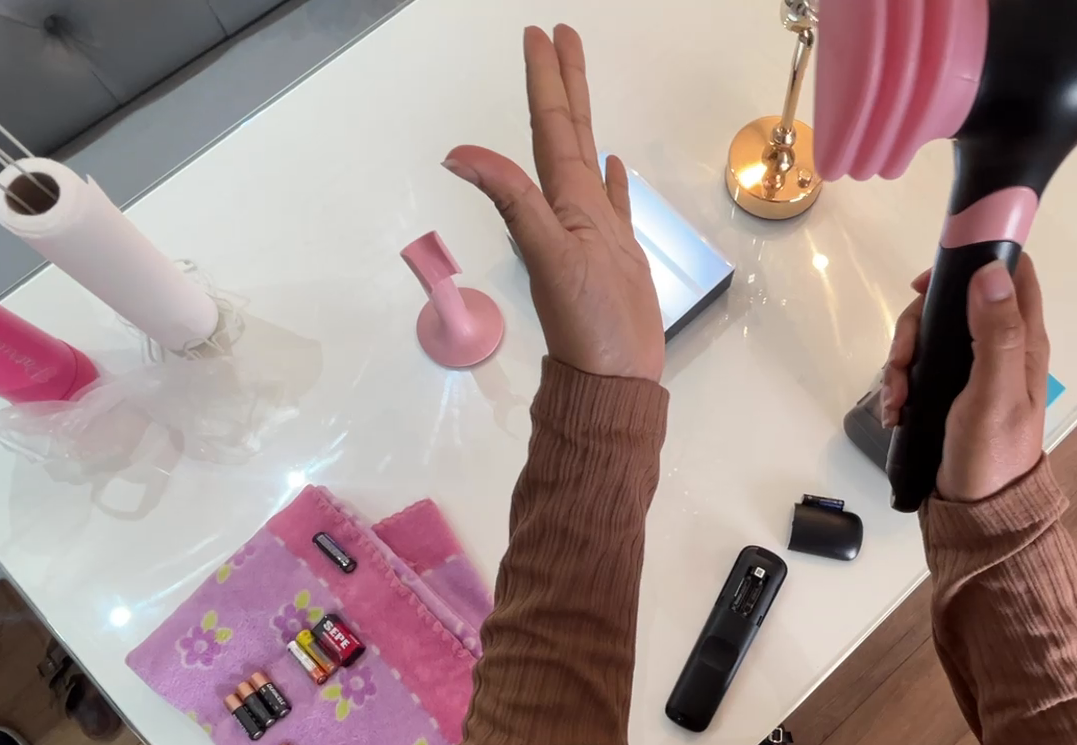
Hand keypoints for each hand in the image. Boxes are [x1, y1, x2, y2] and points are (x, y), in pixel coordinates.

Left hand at [441, 26, 665, 381]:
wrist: (614, 377)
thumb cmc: (590, 324)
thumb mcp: (551, 258)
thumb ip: (514, 203)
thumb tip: (456, 153)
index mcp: (560, 207)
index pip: (550, 132)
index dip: (545, 84)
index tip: (540, 36)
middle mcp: (574, 213)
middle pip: (567, 137)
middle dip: (564, 86)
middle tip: (561, 38)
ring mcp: (597, 234)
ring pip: (590, 163)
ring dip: (585, 124)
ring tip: (582, 86)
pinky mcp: (620, 255)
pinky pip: (615, 206)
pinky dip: (614, 182)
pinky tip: (614, 165)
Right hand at [879, 258, 1050, 501]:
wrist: (976, 511)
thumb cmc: (992, 454)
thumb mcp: (994, 393)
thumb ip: (996, 333)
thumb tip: (989, 271)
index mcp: (1021, 340)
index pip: (1010, 274)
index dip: (972, 263)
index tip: (927, 284)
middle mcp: (995, 348)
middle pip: (950, 306)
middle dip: (914, 329)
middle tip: (900, 363)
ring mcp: (968, 372)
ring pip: (926, 341)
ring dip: (899, 365)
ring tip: (895, 401)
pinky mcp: (945, 395)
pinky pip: (915, 373)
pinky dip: (898, 388)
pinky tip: (895, 413)